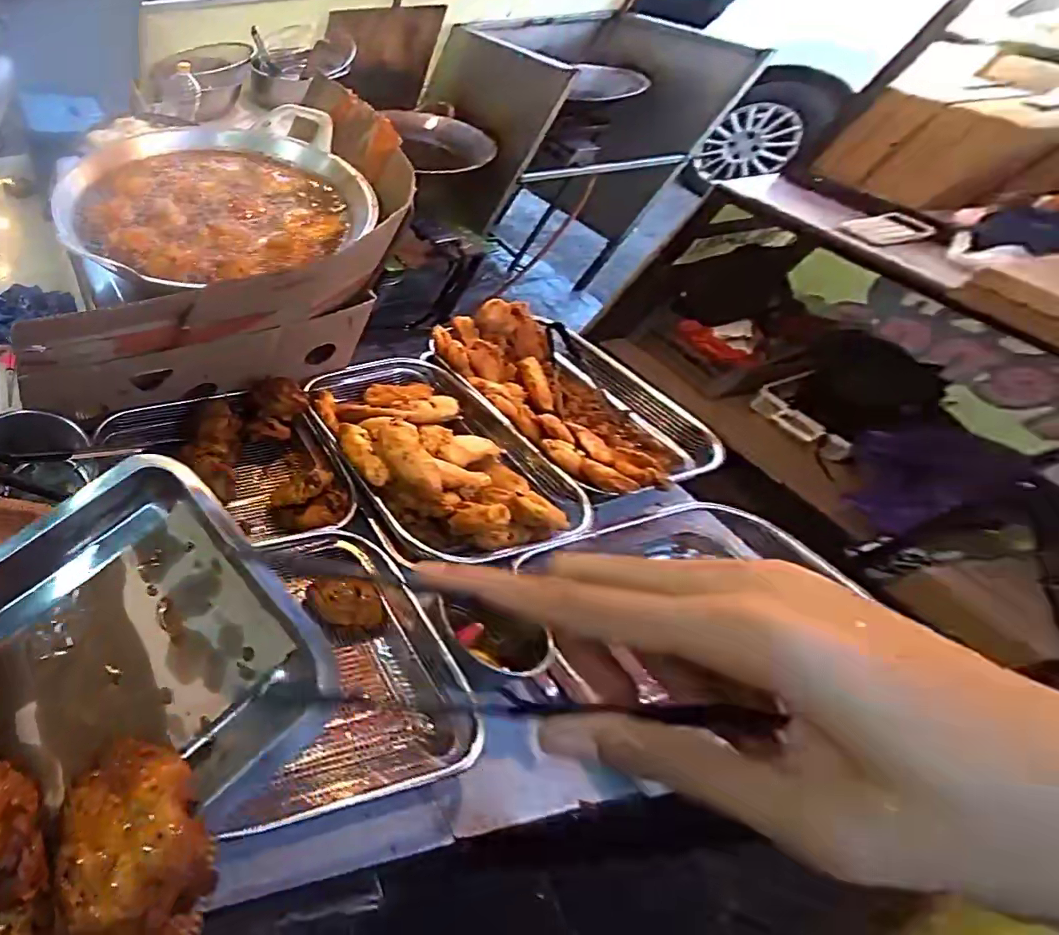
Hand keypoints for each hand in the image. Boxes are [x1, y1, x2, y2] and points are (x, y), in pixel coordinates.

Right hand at [419, 555, 1058, 920]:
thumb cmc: (970, 820)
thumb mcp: (804, 816)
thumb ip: (663, 757)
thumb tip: (552, 735)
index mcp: (741, 630)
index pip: (574, 599)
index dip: (491, 589)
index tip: (423, 571)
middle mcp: (736, 580)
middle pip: (591, 584)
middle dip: (568, 638)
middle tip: (604, 710)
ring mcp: (762, 575)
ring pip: (629, 590)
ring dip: (620, 648)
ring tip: (680, 718)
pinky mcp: (780, 586)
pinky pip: (674, 596)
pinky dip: (662, 643)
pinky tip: (716, 696)